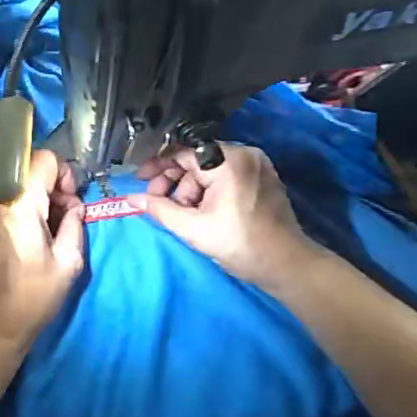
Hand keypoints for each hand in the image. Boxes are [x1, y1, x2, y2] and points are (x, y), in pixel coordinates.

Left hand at [0, 149, 85, 349]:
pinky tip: (27, 241)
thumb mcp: (69, 260)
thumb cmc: (36, 294)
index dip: (63, 175)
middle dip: (51, 189)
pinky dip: (19, 212)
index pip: (42, 160)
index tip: (68, 202)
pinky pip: (2, 205)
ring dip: (35, 201)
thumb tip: (72, 206)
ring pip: (15, 188)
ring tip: (47, 234)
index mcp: (18, 204)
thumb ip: (74, 222)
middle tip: (63, 221)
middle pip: (28, 172)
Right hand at [126, 142, 321, 288]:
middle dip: (173, 180)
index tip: (139, 180)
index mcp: (229, 162)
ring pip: (209, 168)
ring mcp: (256, 164)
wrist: (285, 264)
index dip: (157, 165)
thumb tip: (131, 199)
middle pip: (197, 159)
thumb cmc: (239, 245)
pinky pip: (225, 174)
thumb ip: (159, 209)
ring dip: (190, 188)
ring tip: (183, 214)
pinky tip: (199, 211)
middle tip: (157, 201)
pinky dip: (208, 189)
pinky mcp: (261, 176)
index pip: (183, 152)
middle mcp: (245, 154)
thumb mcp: (192, 228)